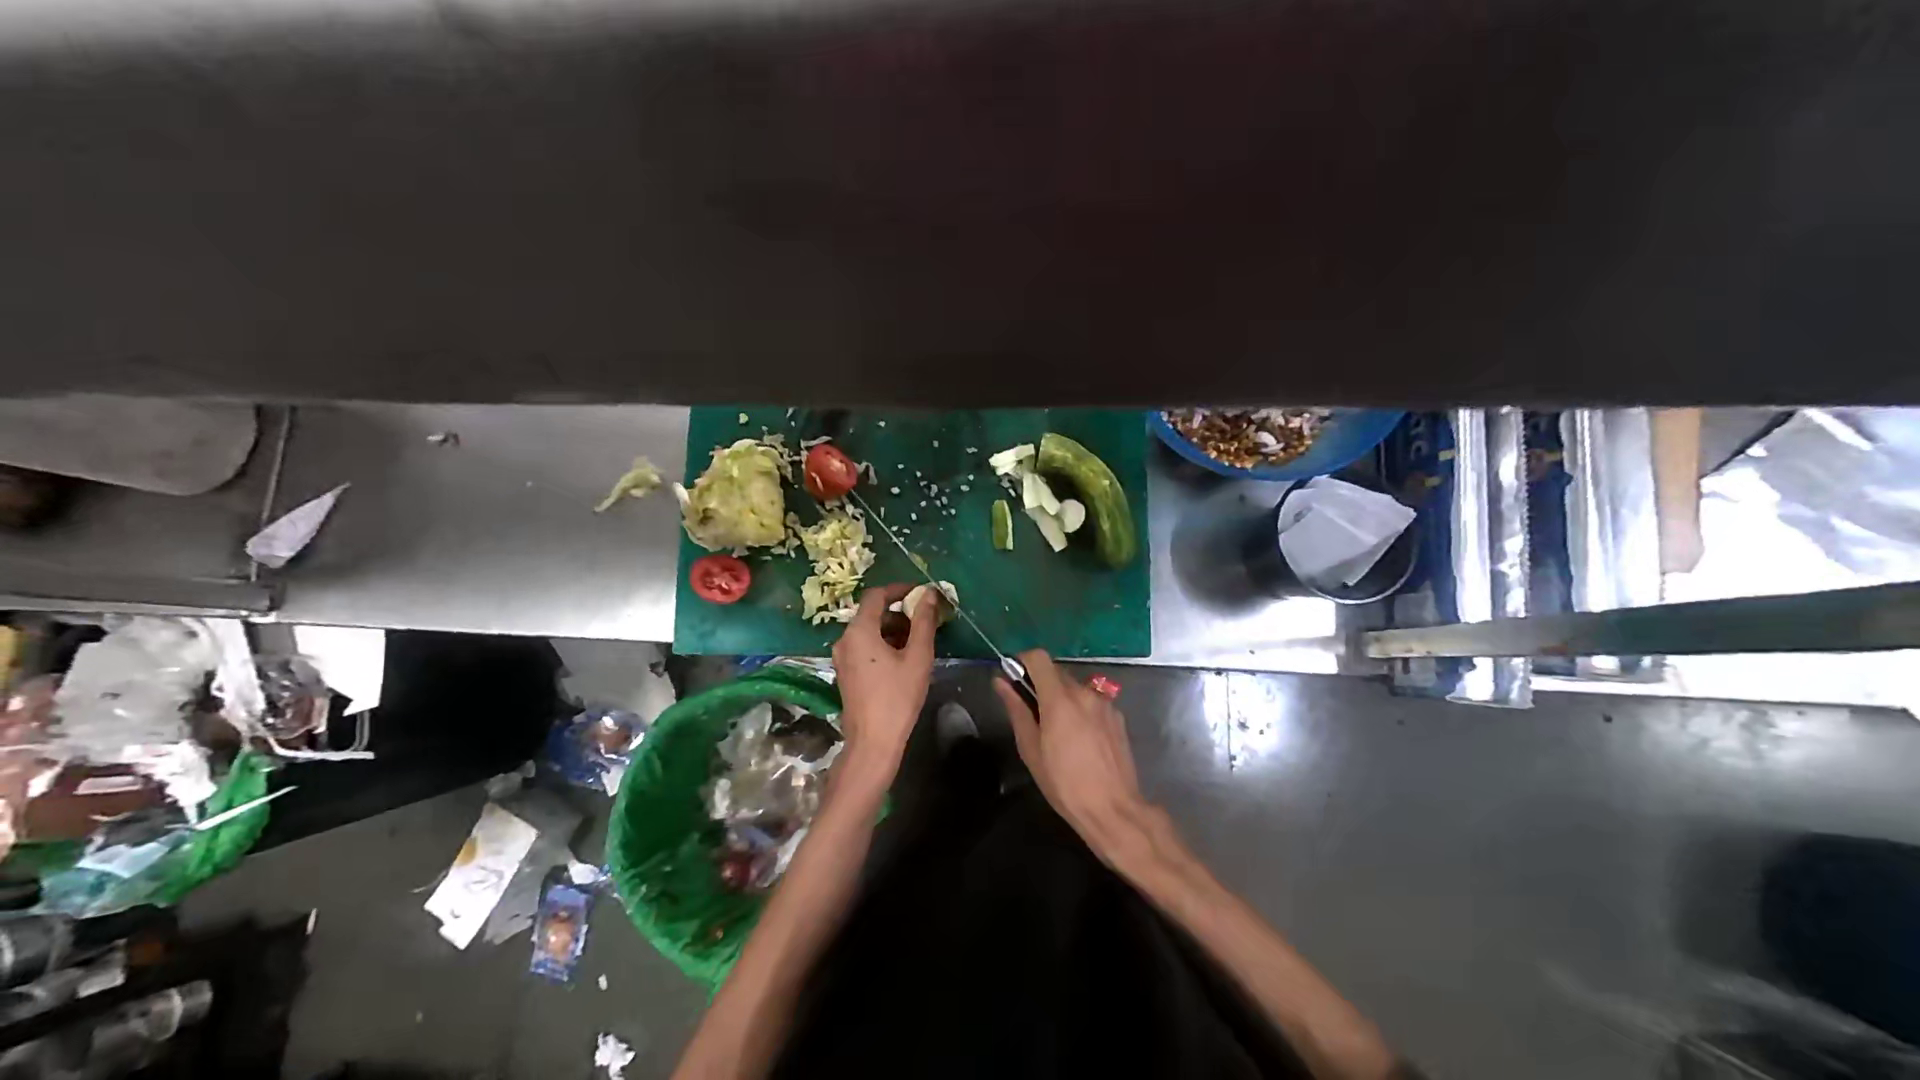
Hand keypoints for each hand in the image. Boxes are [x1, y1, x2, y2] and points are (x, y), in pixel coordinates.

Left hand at [831, 583, 939, 774]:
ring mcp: (842, 657)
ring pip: (868, 631)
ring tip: (919, 640)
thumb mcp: (917, 657)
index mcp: (859, 631)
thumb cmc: (898, 697)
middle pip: (871, 613)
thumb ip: (923, 622)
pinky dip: (882, 643)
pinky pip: (864, 647)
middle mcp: (845, 639)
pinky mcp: (845, 672)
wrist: (873, 741)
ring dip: (892, 629)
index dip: (899, 589)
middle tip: (925, 620)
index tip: (921, 593)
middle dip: (899, 612)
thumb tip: (929, 595)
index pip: (876, 595)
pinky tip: (903, 658)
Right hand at [995, 650, 1156, 863]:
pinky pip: (1091, 703)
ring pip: (1075, 688)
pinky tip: (1080, 741)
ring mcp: (1105, 704)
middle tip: (1031, 714)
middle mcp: (1085, 692)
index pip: (1039, 657)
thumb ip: (1016, 710)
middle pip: (1056, 672)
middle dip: (1041, 685)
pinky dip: (1080, 710)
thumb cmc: (1064, 784)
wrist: (1113, 809)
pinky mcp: (1118, 717)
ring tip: (1057, 733)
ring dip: (1061, 699)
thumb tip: (1001, 682)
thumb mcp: (1031, 749)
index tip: (1014, 679)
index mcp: (1060, 698)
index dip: (1022, 661)